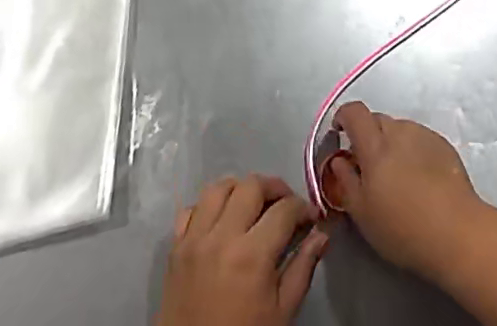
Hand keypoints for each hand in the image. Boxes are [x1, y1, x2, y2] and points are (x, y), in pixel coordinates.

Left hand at [158, 175, 327, 325]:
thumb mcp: (282, 311)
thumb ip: (303, 267)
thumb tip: (321, 234)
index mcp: (252, 254)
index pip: (285, 208)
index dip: (304, 208)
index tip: (312, 219)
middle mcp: (221, 238)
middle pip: (252, 185)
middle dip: (275, 188)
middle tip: (286, 206)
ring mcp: (193, 242)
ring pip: (218, 188)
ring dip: (240, 190)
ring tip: (253, 206)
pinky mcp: (174, 251)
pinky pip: (189, 211)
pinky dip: (207, 208)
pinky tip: (221, 222)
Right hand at [324, 102, 487, 278]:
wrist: (454, 230)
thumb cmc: (401, 227)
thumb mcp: (362, 212)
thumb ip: (345, 180)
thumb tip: (339, 160)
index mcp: (376, 146)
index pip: (355, 112)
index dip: (343, 116)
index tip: (338, 133)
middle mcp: (401, 132)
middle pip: (377, 119)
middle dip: (366, 135)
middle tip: (365, 166)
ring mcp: (424, 135)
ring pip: (398, 128)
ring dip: (389, 143)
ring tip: (393, 176)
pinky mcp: (443, 143)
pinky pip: (417, 138)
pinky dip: (409, 149)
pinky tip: (416, 177)